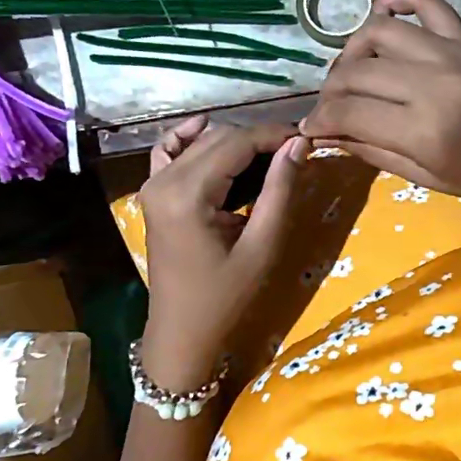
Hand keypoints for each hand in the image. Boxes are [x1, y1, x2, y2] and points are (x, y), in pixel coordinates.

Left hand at [139, 117, 305, 387]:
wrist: (183, 332)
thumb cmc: (226, 295)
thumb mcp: (262, 244)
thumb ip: (279, 189)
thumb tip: (299, 143)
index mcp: (188, 193)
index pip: (237, 142)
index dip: (274, 134)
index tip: (307, 138)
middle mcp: (163, 180)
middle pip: (219, 137)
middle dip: (258, 137)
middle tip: (295, 149)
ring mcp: (153, 184)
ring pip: (200, 141)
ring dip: (235, 140)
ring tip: (271, 154)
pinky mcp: (153, 193)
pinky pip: (169, 150)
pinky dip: (189, 137)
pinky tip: (208, 128)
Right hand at [300, 0, 460, 209]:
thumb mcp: (429, 178)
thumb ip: (374, 152)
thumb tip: (327, 133)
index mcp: (425, 131)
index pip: (348, 113)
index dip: (319, 120)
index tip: (311, 127)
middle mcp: (433, 84)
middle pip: (356, 72)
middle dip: (330, 91)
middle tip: (330, 106)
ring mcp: (452, 52)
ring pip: (378, 32)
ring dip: (353, 51)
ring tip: (354, 73)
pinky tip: (381, 16)